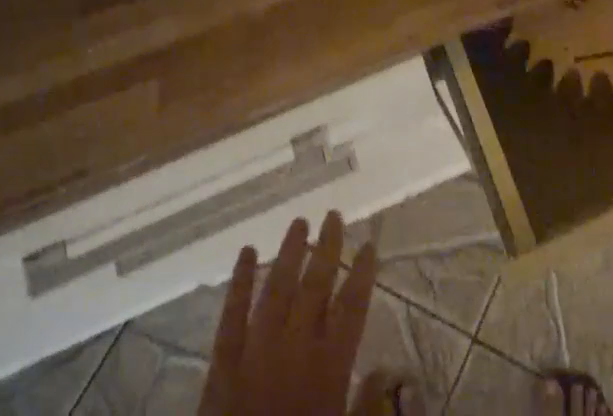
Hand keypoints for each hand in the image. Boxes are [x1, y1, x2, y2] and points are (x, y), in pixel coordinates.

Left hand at [198, 212, 379, 415]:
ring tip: (299, 222)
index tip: (370, 244)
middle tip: (334, 215)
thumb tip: (388, 371)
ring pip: (278, 290)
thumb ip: (368, 404)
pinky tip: (247, 253)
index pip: (353, 306)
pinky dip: (241, 281)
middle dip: (328, 249)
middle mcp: (297, 347)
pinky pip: (232, 314)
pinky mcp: (223, 361)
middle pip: (317, 287)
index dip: (363, 273)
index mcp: (331, 365)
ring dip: (290, 254)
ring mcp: (257, 349)